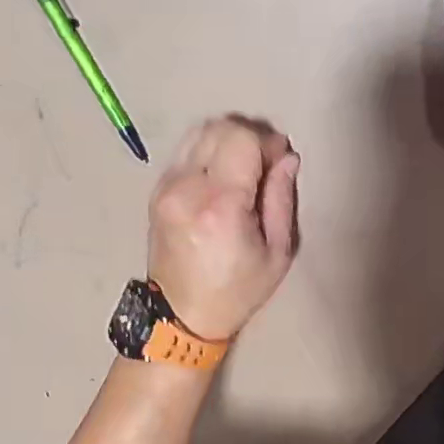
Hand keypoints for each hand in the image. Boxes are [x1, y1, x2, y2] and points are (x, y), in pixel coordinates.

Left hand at [147, 116, 300, 341]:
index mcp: (220, 207)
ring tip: (242, 170)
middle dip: (248, 137)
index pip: (243, 139)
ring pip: (198, 132)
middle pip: (219, 127)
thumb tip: (287, 158)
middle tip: (264, 165)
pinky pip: (184, 153)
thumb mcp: (277, 254)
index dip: (268, 142)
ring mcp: (166, 188)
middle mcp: (187, 189)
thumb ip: (282, 199)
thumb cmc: (236, 292)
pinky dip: (207, 154)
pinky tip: (219, 181)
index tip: (280, 162)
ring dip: (226, 141)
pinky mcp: (157, 193)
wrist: (182, 316)